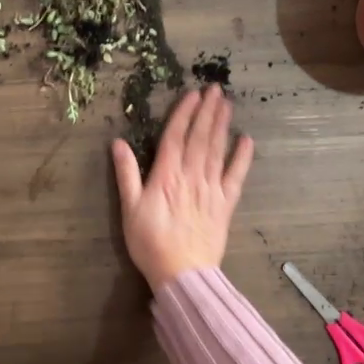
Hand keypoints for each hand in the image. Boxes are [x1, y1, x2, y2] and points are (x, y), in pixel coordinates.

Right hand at [110, 86, 254, 291]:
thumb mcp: (130, 209)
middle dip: (207, 112)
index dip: (184, 114)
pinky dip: (242, 157)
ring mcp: (211, 189)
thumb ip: (126, 175)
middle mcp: (191, 176)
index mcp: (166, 176)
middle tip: (215, 89)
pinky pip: (236, 176)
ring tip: (226, 105)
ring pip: (217, 150)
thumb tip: (118, 143)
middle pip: (200, 138)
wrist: (182, 274)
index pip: (175, 137)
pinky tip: (246, 140)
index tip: (192, 94)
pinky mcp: (225, 204)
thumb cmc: (150, 243)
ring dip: (222, 126)